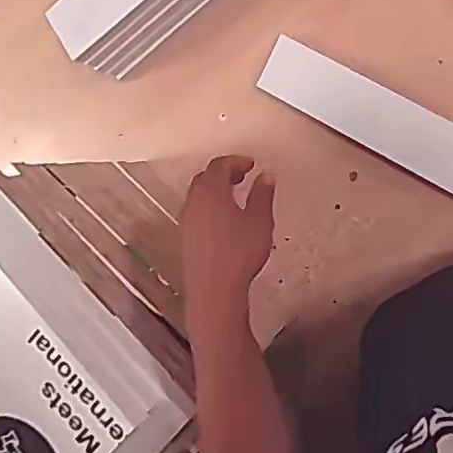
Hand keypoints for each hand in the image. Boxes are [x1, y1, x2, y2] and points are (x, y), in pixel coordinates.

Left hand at [181, 155, 276, 301]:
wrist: (213, 290)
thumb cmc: (239, 253)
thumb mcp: (260, 220)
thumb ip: (262, 194)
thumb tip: (266, 176)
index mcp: (211, 192)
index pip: (219, 166)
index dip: (236, 161)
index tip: (251, 164)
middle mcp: (194, 202)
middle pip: (206, 177)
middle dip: (224, 172)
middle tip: (243, 175)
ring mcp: (187, 221)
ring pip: (199, 194)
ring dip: (216, 189)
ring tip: (236, 195)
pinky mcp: (186, 237)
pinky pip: (197, 210)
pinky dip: (210, 204)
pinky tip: (225, 218)